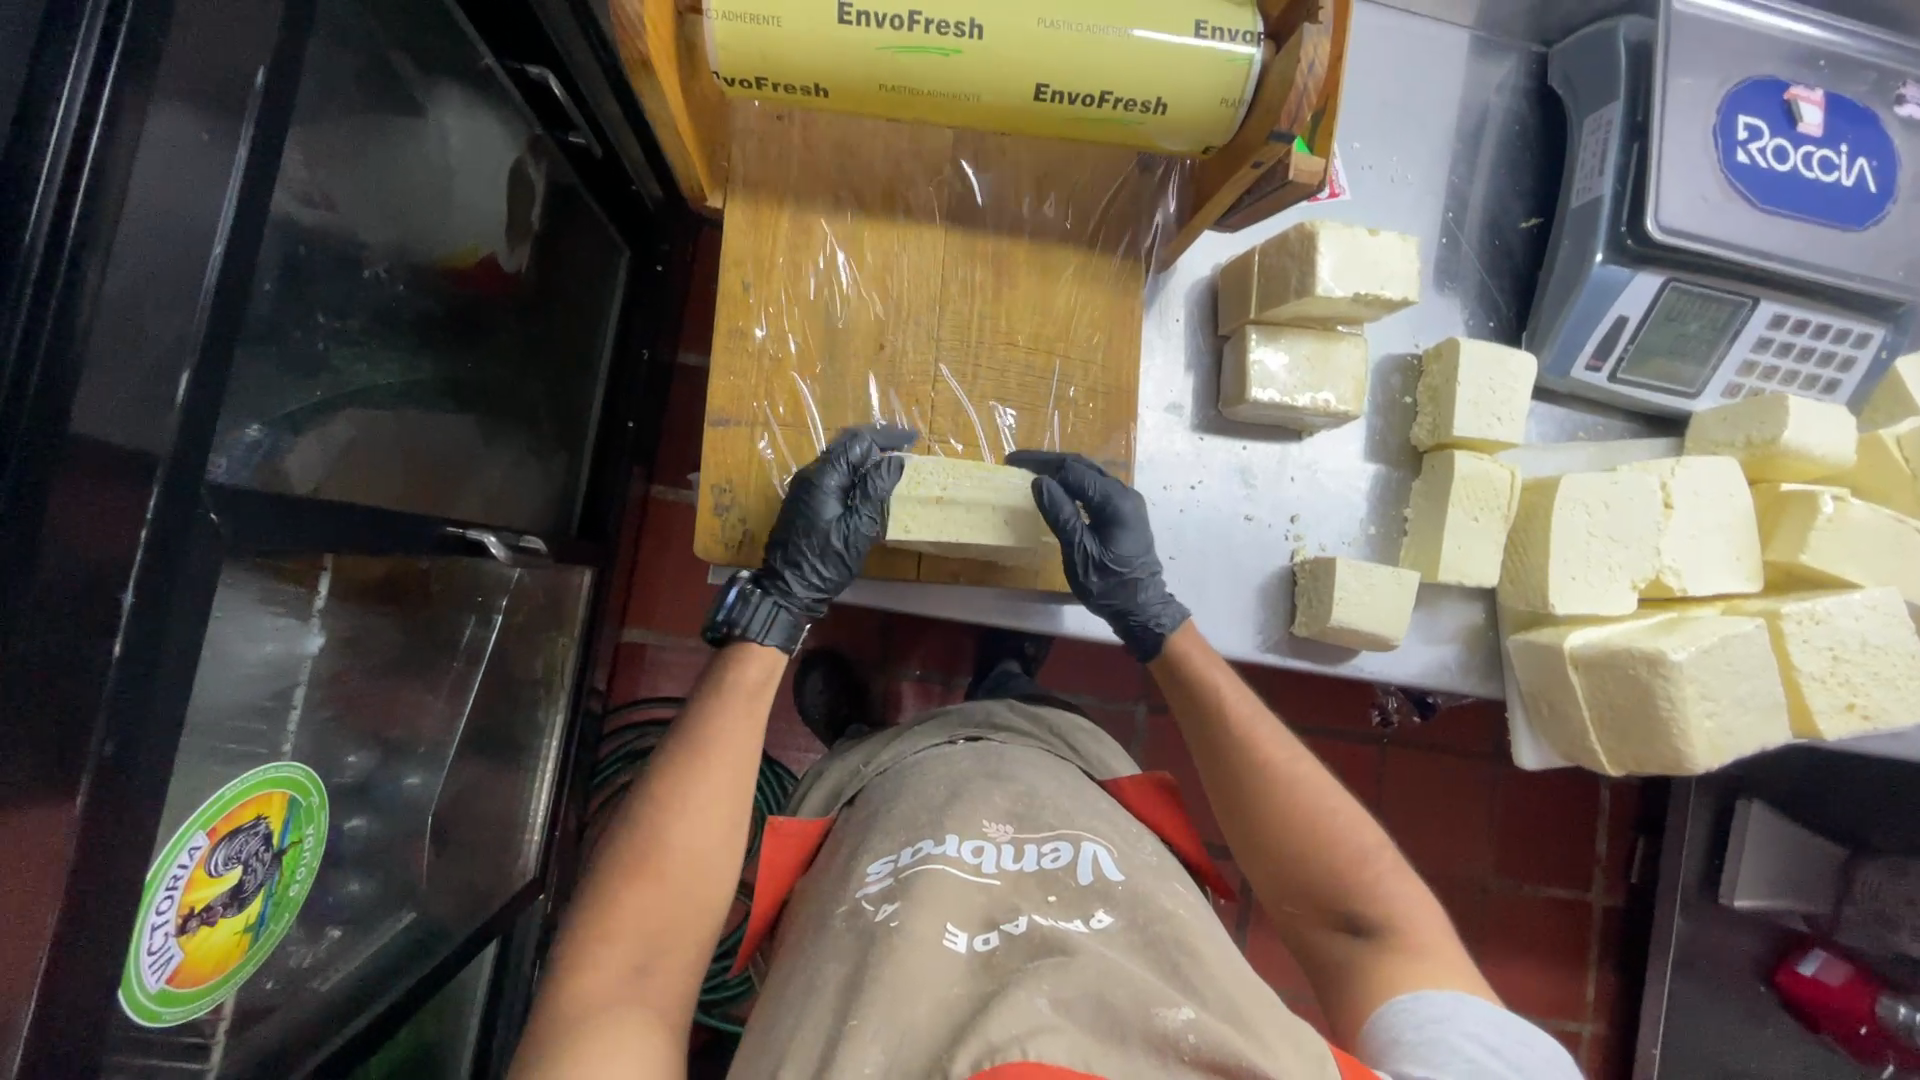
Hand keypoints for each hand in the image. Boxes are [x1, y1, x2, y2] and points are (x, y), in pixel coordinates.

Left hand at [755, 424, 917, 624]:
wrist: (789, 588)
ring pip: (839, 457)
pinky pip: (833, 473)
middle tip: (905, 445)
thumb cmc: (826, 562)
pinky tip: (870, 481)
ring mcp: (805, 486)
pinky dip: (855, 470)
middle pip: (846, 444)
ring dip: (866, 455)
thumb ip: (875, 491)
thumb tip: (896, 460)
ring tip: (892, 460)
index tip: (913, 441)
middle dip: (877, 441)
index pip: (858, 441)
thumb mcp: (858, 528)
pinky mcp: (805, 498)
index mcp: (824, 477)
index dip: (887, 437)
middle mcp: (811, 473)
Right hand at [1006, 450, 1189, 661]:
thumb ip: (1060, 514)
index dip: (1041, 464)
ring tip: (1031, 472)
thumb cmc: (1108, 586)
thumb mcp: (1078, 552)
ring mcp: (1126, 502)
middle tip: (1017, 462)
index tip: (1013, 464)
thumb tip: (1039, 481)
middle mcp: (1124, 493)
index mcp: (1115, 501)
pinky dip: (1072, 484)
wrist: (1141, 608)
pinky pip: (1095, 488)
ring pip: (1089, 475)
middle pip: (1082, 466)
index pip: (1072, 469)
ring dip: (1060, 471)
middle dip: (1048, 462)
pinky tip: (1056, 489)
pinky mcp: (1124, 512)